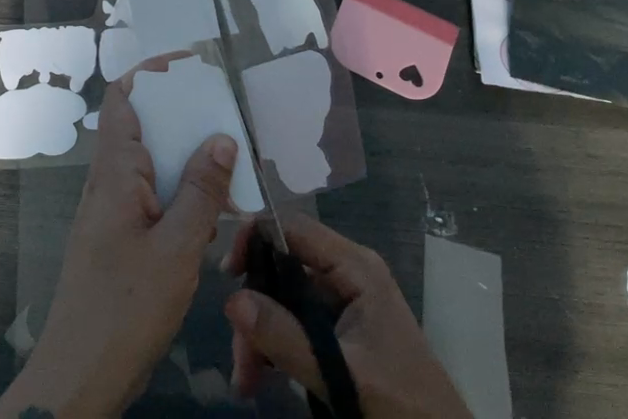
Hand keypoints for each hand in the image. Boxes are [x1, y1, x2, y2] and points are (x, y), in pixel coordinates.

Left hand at [0, 63, 239, 418]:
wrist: (80, 372)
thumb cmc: (126, 307)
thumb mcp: (176, 249)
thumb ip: (200, 191)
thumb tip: (222, 136)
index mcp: (114, 174)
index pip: (123, 99)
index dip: (153, 73)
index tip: (195, 64)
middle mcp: (108, 183)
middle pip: (140, 125)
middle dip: (181, 110)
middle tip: (227, 107)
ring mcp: (112, 212)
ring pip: (148, 161)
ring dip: (184, 150)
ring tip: (230, 148)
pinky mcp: (120, 238)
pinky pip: (151, 193)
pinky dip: (180, 185)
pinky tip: (212, 201)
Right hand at [224, 217, 469, 418]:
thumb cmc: (402, 400)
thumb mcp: (340, 371)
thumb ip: (286, 337)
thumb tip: (231, 299)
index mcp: (355, 267)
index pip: (293, 227)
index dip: (255, 238)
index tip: (226, 274)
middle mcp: (345, 273)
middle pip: (280, 267)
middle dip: (254, 307)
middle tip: (240, 358)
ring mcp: (341, 300)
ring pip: (281, 298)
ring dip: (259, 334)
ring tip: (246, 380)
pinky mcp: (337, 327)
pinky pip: (292, 321)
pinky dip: (272, 346)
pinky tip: (260, 378)